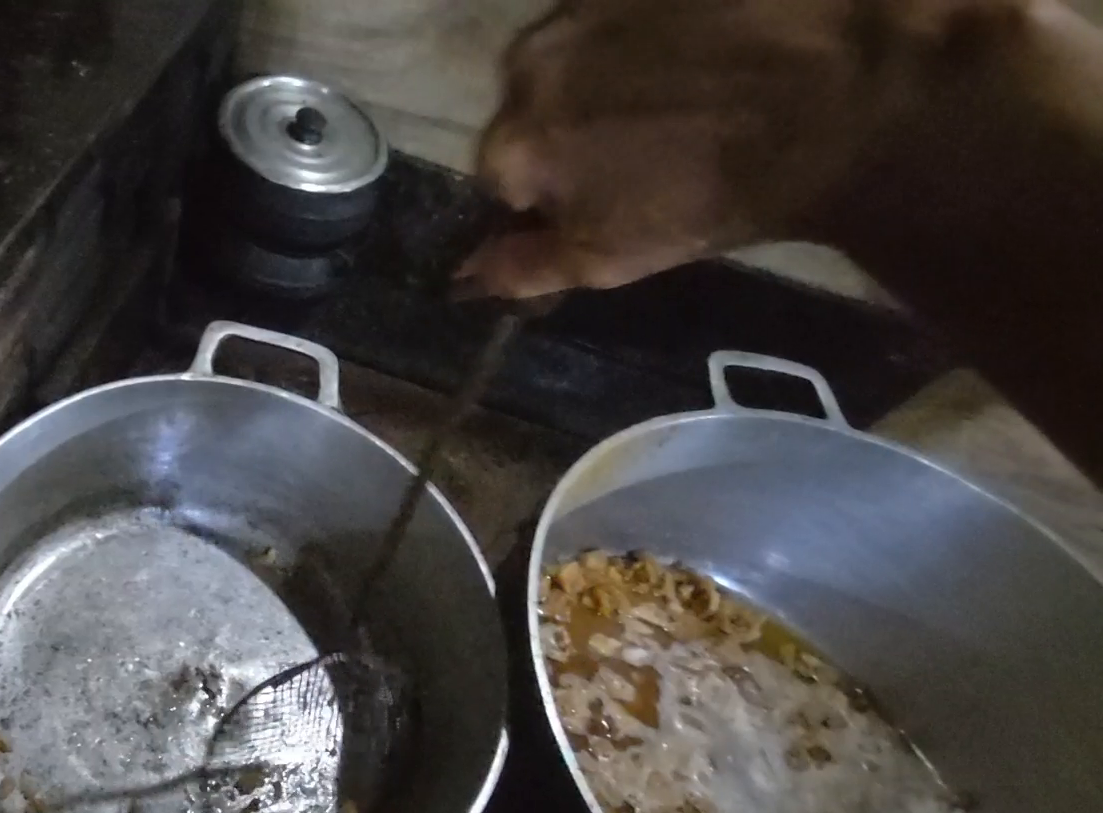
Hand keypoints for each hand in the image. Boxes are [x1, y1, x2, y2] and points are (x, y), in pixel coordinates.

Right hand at [457, 0, 1028, 296]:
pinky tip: (701, 42)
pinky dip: (649, 24)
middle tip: (640, 135)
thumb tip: (460, 275)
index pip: (499, 173)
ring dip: (604, 67)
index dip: (542, 190)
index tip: (596, 195)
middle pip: (528, 100)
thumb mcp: (605, 259)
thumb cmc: (713, 196)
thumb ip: (518, 267)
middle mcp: (532, 57)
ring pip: (574, 45)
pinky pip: (624, 7)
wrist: (862, 91)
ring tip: (679, 82)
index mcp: (514, 138)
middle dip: (565, 121)